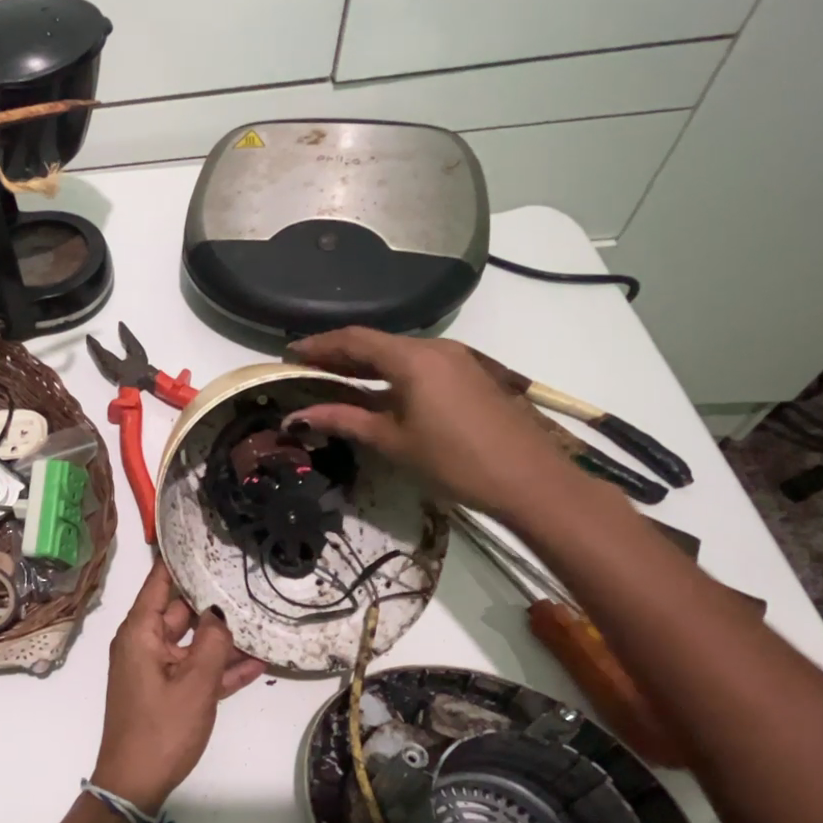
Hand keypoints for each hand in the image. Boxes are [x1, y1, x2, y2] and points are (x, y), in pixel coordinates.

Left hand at [91, 557, 264, 813]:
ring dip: (225, 639)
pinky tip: (258, 663)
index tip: (205, 539)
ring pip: (194, 642)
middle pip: (181, 610)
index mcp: (140, 631)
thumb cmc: (161, 728)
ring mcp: (156, 667)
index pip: (159, 581)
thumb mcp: (194, 684)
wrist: (135, 784)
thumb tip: (220, 611)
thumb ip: (213, 644)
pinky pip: (196, 670)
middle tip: (248, 580)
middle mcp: (145, 642)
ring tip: (263, 619)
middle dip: (214, 600)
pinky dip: (221, 668)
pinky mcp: (168, 691)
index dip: (181, 560)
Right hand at [283, 327, 581, 518]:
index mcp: (413, 358)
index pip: (354, 340)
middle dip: (338, 353)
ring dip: (365, 363)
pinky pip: (420, 364)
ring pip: (399, 352)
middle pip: (377, 342)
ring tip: (334, 378)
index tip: (289, 354)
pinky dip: (390, 372)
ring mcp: (458, 360)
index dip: (319, 345)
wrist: (532, 482)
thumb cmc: (455, 461)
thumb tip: (298, 416)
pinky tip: (376, 391)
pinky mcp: (472, 376)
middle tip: (306, 367)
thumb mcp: (393, 441)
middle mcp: (436, 348)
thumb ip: (343, 420)